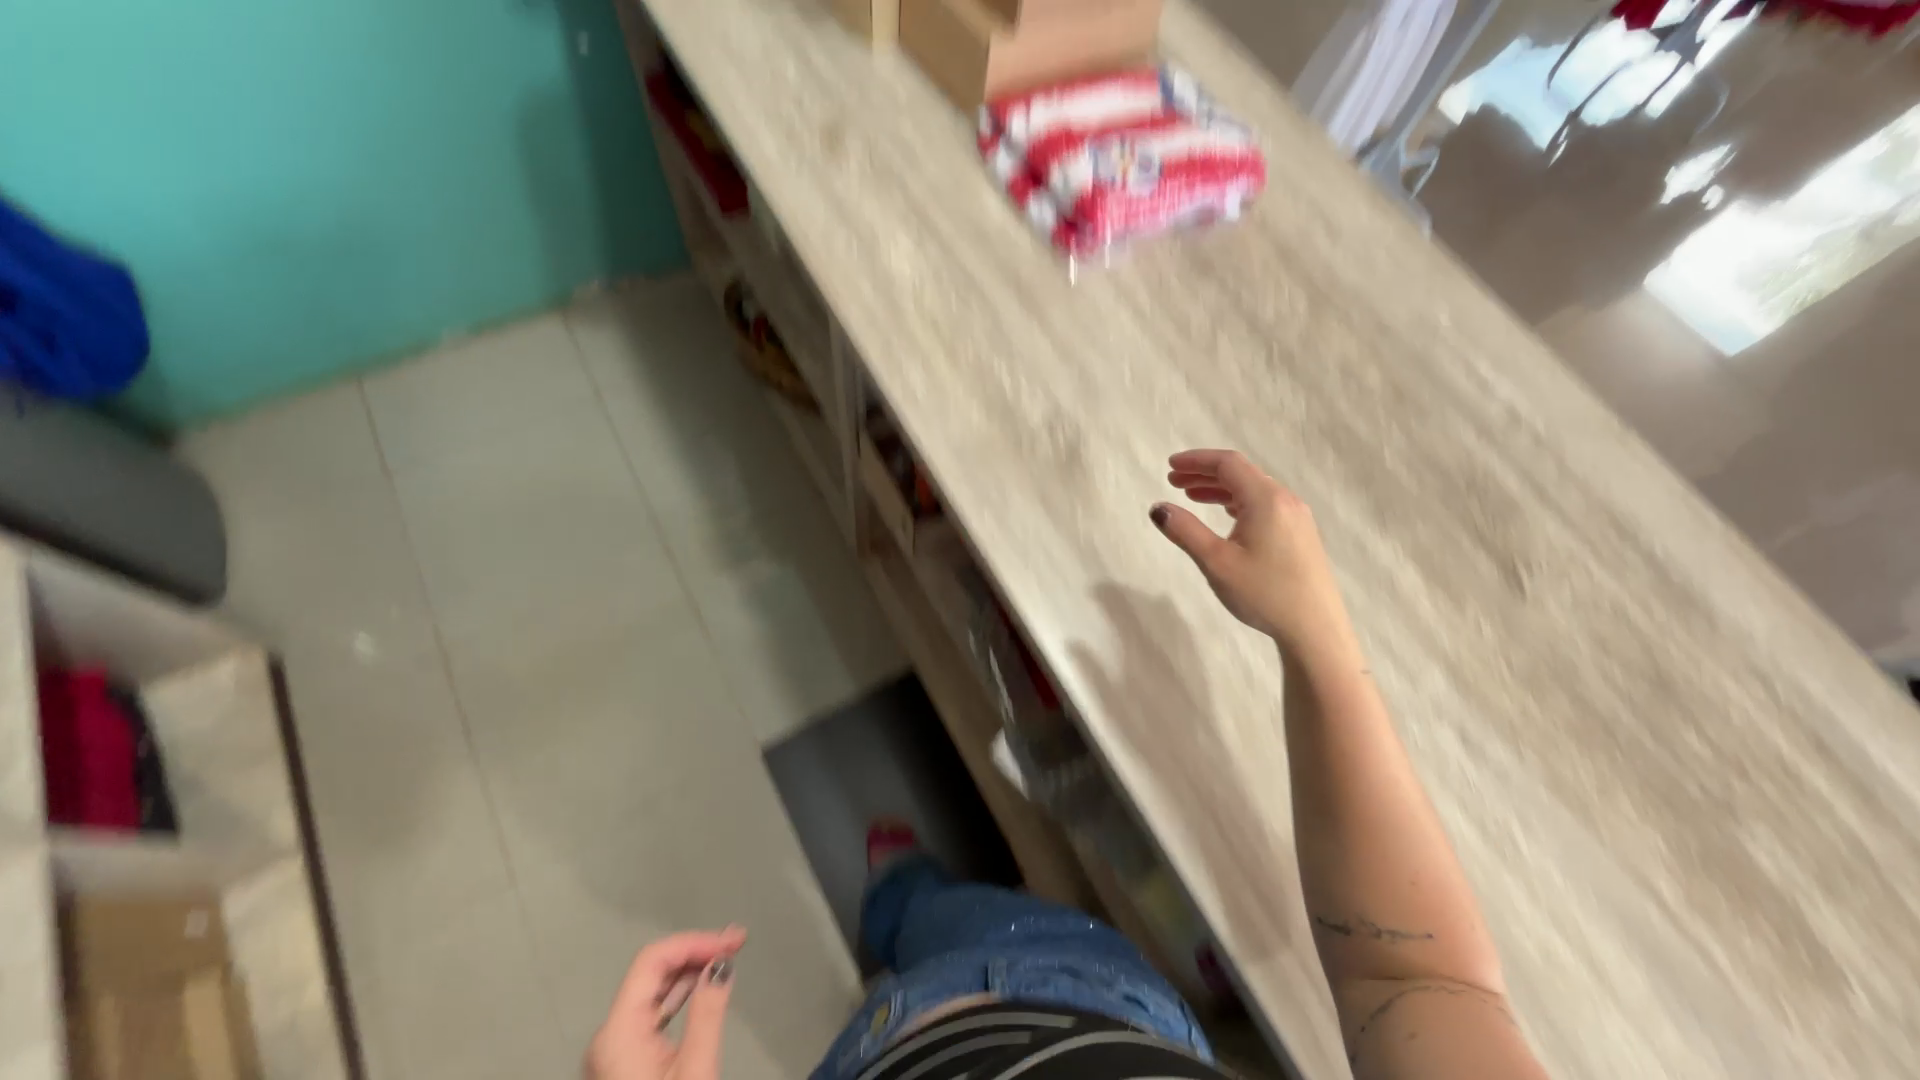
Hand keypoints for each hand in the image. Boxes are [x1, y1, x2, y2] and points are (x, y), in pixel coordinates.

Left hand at [586, 928, 745, 1079]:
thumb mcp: (696, 1070)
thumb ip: (708, 1013)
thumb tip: (721, 965)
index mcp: (618, 1032)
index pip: (652, 962)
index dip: (693, 943)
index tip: (733, 943)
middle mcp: (610, 1035)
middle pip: (651, 974)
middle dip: (695, 952)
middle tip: (738, 942)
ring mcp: (614, 1050)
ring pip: (652, 993)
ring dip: (690, 971)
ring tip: (727, 956)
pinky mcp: (624, 1064)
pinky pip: (651, 1015)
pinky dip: (679, 996)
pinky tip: (704, 988)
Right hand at [1152, 449, 1357, 661]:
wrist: (1314, 629)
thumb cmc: (1263, 593)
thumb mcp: (1216, 562)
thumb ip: (1185, 531)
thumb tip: (1158, 508)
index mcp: (1266, 499)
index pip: (1228, 463)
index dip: (1196, 460)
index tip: (1169, 466)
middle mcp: (1285, 500)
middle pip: (1241, 473)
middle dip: (1205, 473)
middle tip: (1174, 481)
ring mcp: (1297, 517)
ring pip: (1254, 490)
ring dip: (1221, 489)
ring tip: (1193, 497)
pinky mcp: (1301, 535)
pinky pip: (1265, 505)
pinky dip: (1239, 502)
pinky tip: (1227, 516)